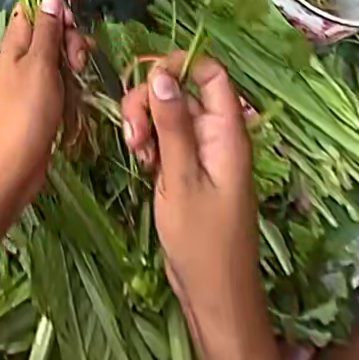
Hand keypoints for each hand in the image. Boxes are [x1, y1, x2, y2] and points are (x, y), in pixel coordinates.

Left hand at [0, 0, 89, 212]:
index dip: (55, 10)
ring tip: (78, 77)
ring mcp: (32, 80)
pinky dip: (71, 83)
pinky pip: (61, 80)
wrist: (12, 168)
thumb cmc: (25, 112)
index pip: (34, 9)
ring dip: (73, 63)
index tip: (70, 24)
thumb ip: (47, 30)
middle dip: (70, 40)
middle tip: (76, 59)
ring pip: (59, 57)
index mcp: (16, 42)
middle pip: (52, 32)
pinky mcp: (41, 101)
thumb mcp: (40, 64)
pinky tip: (78, 93)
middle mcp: (22, 57)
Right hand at [120, 53, 276, 359]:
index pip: (210, 73)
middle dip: (150, 101)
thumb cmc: (203, 240)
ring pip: (168, 113)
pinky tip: (142, 163)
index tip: (146, 77)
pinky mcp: (186, 166)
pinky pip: (165, 137)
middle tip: (132, 131)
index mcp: (226, 130)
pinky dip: (149, 143)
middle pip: (180, 91)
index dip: (180, 65)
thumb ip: (172, 124)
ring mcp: (201, 150)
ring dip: (145, 123)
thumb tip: (161, 73)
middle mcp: (215, 133)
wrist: (213, 294)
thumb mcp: (182, 178)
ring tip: (136, 152)